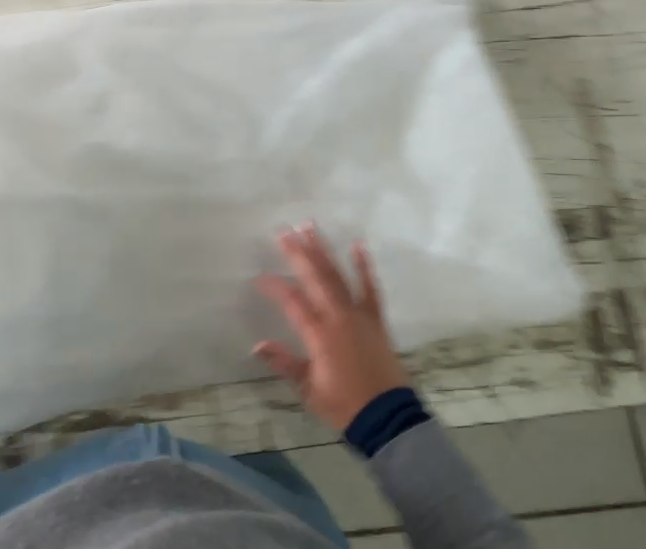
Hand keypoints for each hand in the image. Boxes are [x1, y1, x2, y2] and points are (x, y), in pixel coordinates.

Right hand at [254, 225, 410, 432]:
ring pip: (338, 276)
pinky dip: (364, 266)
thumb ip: (284, 362)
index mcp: (319, 334)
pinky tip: (358, 246)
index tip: (259, 278)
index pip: (292, 301)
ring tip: (310, 227)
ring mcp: (360, 315)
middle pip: (315, 277)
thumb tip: (257, 345)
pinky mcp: (376, 319)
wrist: (387, 417)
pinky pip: (370, 288)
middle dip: (297, 253)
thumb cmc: (344, 405)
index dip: (274, 287)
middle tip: (283, 231)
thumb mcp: (308, 388)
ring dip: (323, 251)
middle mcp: (338, 317)